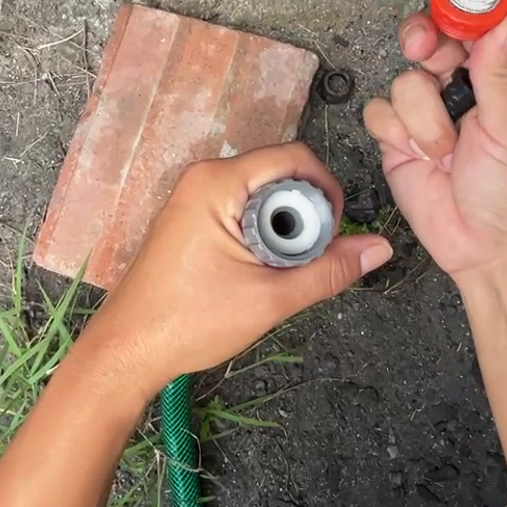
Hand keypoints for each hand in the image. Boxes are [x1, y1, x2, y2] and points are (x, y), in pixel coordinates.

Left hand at [80, 143, 391, 393]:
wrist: (127, 349)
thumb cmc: (190, 322)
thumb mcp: (271, 298)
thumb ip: (329, 270)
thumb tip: (379, 248)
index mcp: (218, 182)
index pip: (295, 157)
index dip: (326, 189)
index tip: (333, 233)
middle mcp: (204, 176)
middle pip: (280, 173)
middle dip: (304, 213)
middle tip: (306, 260)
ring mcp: (194, 195)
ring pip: (263, 193)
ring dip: (284, 226)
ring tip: (281, 270)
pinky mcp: (191, 215)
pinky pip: (242, 206)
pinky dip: (262, 231)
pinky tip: (259, 269)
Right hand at [363, 0, 506, 285]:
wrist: (485, 253)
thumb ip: (502, 69)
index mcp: (501, 78)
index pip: (475, 21)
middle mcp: (463, 89)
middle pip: (428, 38)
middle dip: (423, 42)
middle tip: (425, 51)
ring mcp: (428, 114)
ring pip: (402, 80)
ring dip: (423, 118)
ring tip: (446, 150)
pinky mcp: (399, 137)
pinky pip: (380, 112)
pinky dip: (397, 134)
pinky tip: (421, 156)